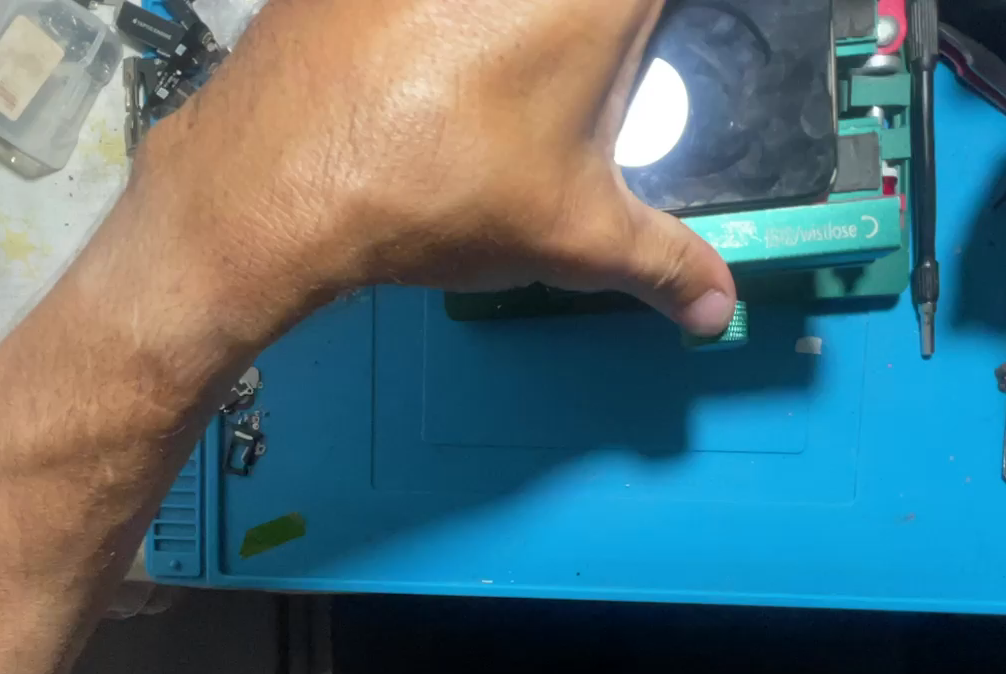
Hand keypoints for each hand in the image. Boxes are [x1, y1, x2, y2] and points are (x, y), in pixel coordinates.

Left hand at [112, 0, 737, 338]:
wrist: (286, 179)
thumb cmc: (449, 194)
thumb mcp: (576, 237)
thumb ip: (664, 263)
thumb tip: (720, 311)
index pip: (666, 11)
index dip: (652, 41)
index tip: (644, 64)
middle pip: (591, 12)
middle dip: (596, 44)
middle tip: (576, 86)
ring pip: (518, 7)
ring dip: (521, 37)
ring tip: (494, 95)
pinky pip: (446, 2)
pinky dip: (458, 26)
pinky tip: (431, 71)